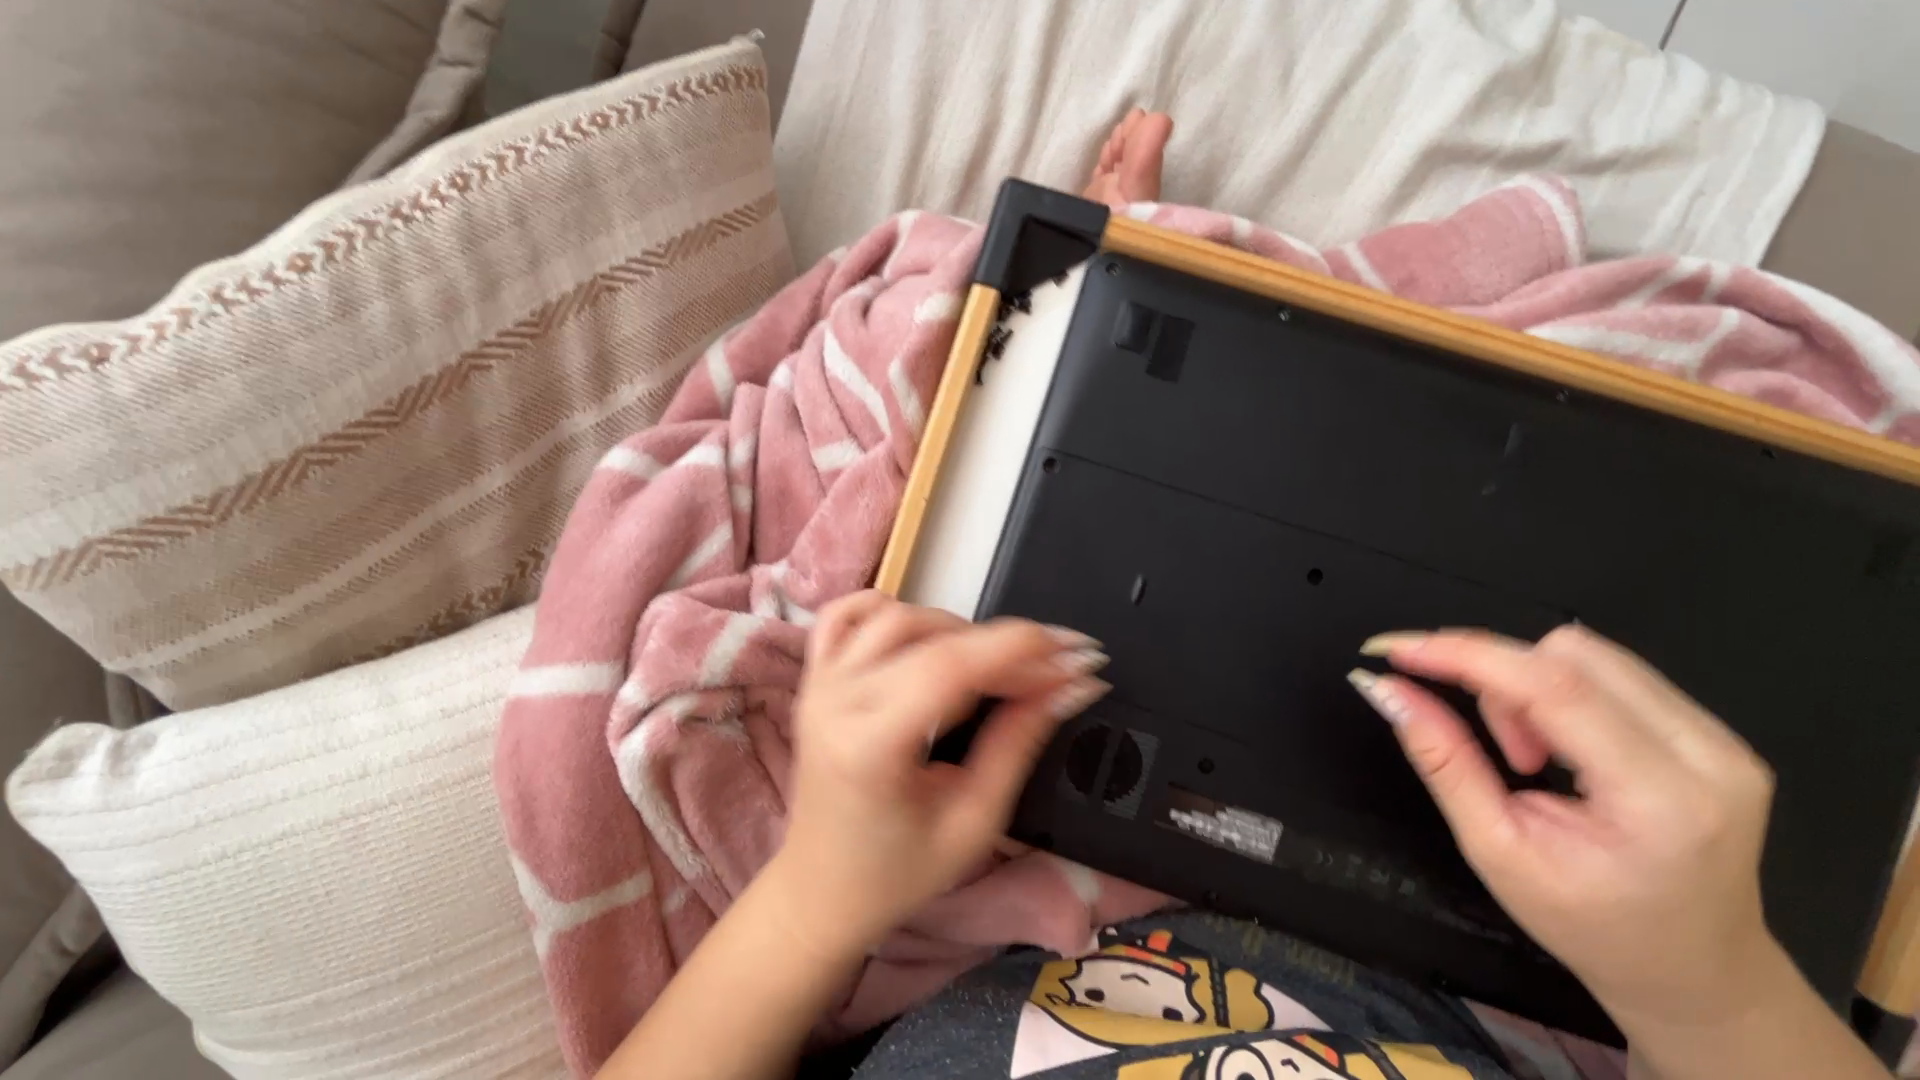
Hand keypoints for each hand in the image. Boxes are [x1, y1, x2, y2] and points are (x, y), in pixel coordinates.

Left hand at [772, 592, 1110, 957]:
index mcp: (869, 746)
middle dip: (1005, 645)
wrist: (822, 893)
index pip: (952, 667)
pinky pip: (845, 616)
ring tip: (992, 667)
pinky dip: (890, 610)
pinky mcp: (813, 680)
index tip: (1080, 653)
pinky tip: (924, 636)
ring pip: (895, 615)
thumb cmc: (897, 873)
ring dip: (954, 629)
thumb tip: (1071, 685)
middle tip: (1051, 673)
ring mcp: (817, 684)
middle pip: (930, 636)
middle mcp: (834, 701)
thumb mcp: (973, 823)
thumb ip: (1018, 743)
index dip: (1023, 651)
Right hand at [1348, 625, 1783, 1028]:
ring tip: (1532, 758)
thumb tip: (1385, 690)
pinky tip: (1563, 748)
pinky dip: (1561, 693)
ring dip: (1530, 686)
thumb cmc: (1589, 926)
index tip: (1395, 649)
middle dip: (1500, 681)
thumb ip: (1442, 761)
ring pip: (1588, 653)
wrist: (1693, 973)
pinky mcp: (1716, 733)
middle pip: (1569, 654)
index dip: (1465, 654)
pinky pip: (1613, 672)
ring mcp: (1722, 739)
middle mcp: (1708, 754)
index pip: (1552, 685)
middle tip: (1499, 751)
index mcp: (1659, 799)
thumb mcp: (1495, 850)